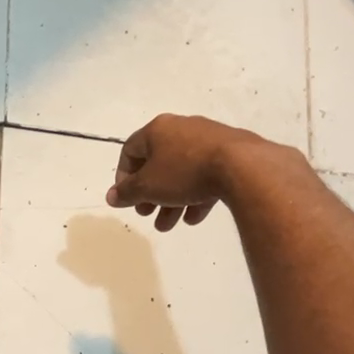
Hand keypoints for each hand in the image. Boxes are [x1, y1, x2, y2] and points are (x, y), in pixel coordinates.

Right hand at [104, 114, 274, 230]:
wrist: (242, 166)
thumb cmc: (183, 172)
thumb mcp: (146, 187)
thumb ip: (126, 193)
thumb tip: (111, 196)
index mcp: (157, 130)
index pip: (129, 151)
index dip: (123, 178)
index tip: (126, 199)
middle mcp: (181, 129)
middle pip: (156, 165)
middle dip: (149, 195)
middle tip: (147, 213)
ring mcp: (208, 139)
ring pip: (181, 173)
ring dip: (170, 201)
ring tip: (169, 225)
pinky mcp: (230, 152)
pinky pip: (204, 175)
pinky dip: (195, 196)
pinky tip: (193, 217)